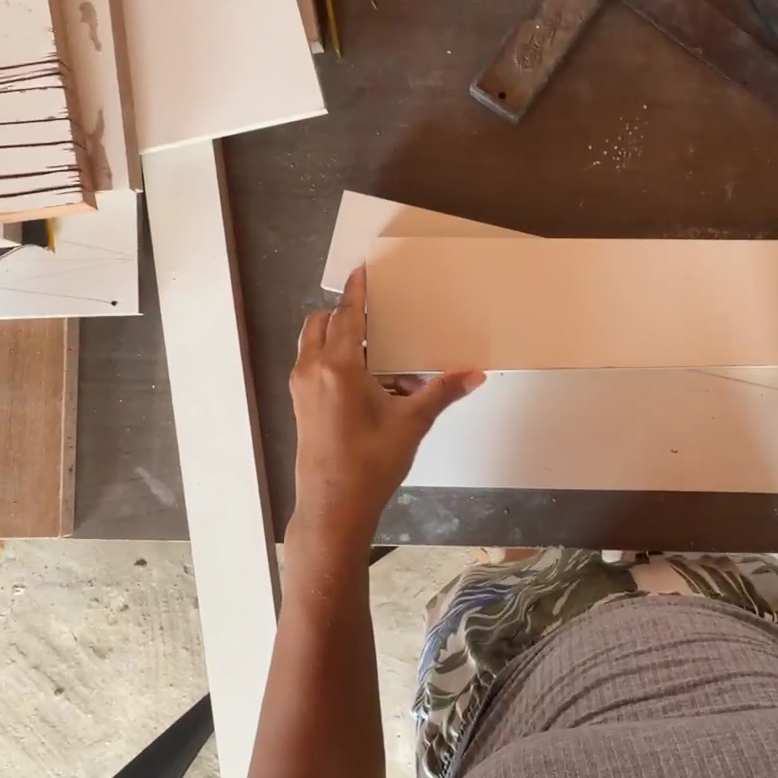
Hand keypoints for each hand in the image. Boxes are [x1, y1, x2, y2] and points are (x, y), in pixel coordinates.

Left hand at [290, 267, 483, 543]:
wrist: (333, 507)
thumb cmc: (370, 464)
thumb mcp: (412, 423)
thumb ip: (442, 392)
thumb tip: (474, 374)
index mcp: (338, 368)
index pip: (347, 316)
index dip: (357, 292)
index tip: (362, 270)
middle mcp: (313, 371)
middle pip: (323, 324)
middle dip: (349, 315)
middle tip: (380, 317)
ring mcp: (303, 390)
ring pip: (317, 347)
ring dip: (345, 342)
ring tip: (386, 359)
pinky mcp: (303, 406)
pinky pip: (318, 369)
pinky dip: (341, 365)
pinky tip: (378, 388)